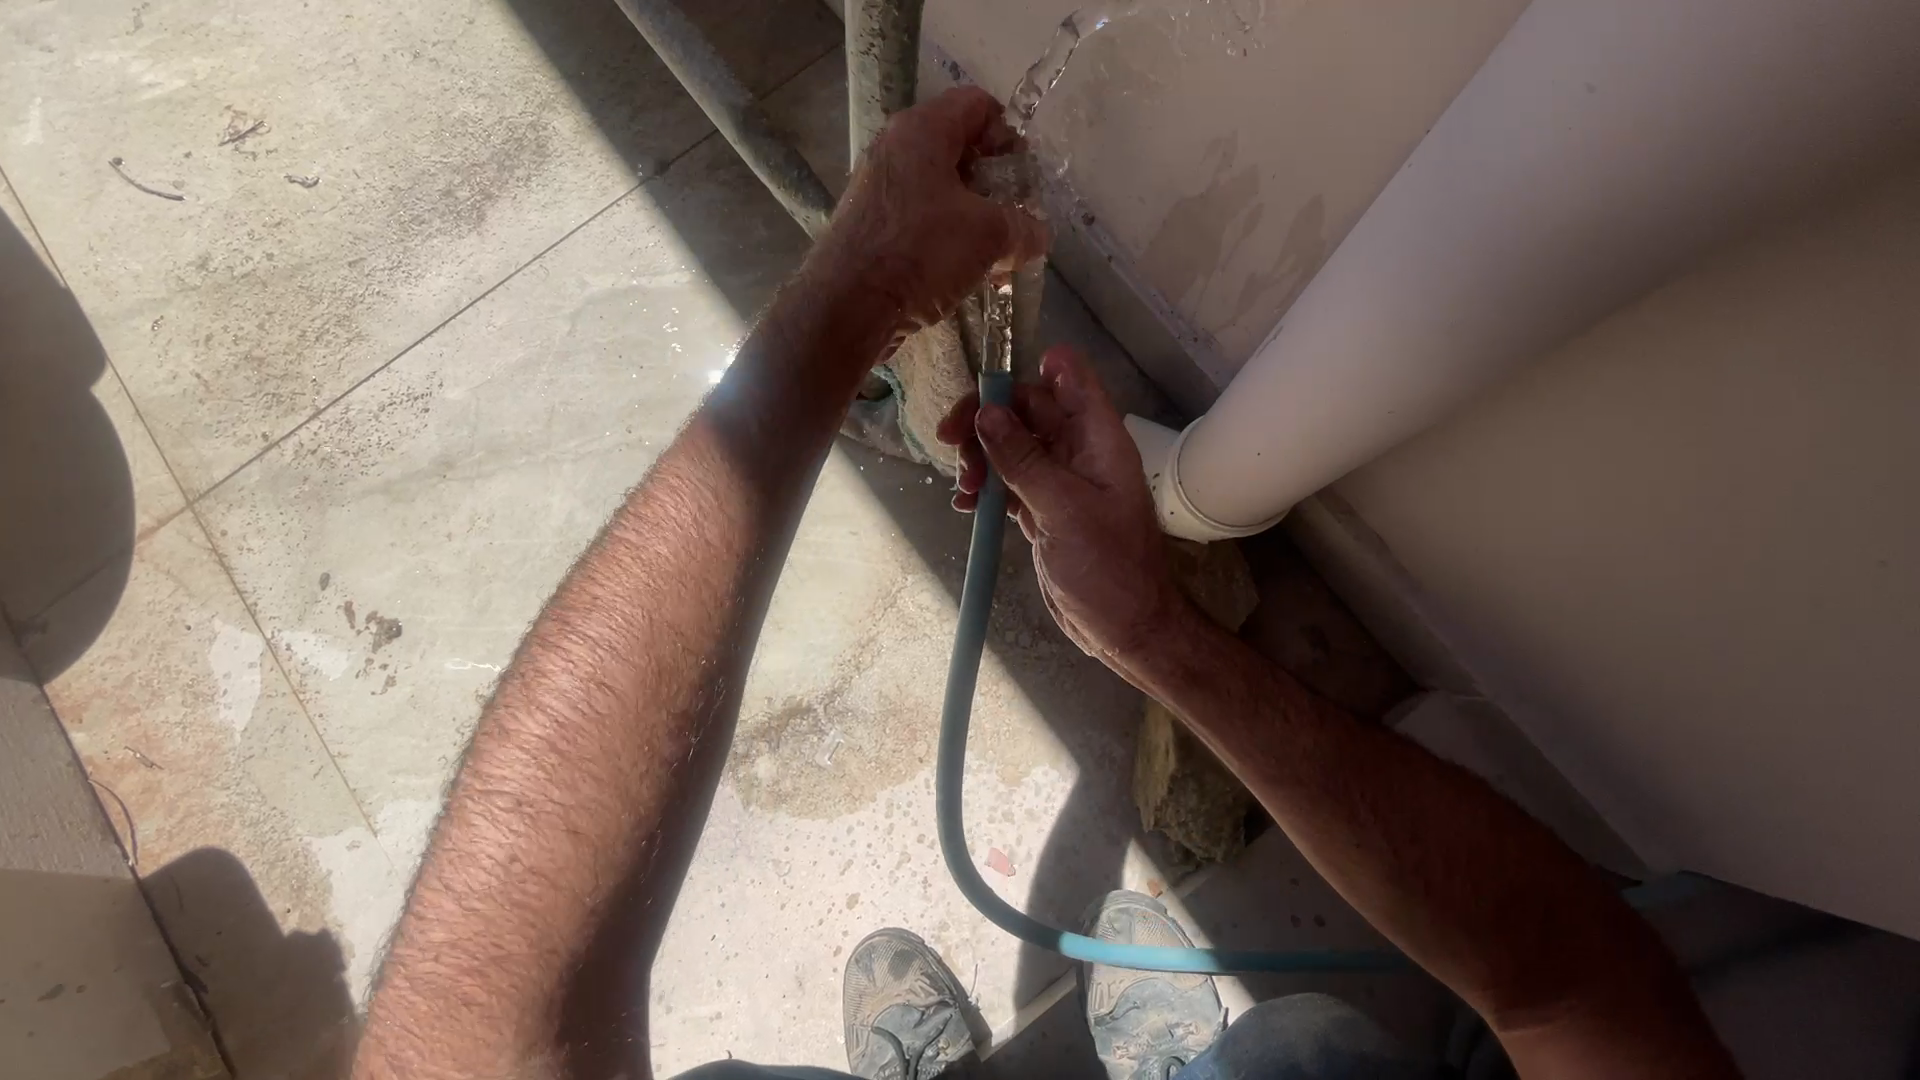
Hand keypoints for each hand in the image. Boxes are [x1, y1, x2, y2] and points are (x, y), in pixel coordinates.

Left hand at [809, 86, 1049, 333]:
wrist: (848, 305)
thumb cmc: (921, 253)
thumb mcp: (988, 236)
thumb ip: (1023, 229)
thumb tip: (1037, 236)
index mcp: (922, 130)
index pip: (977, 106)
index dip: (1008, 136)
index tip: (1023, 179)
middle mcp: (893, 151)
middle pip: (957, 153)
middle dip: (993, 189)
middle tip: (1014, 224)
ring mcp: (876, 192)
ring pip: (938, 195)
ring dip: (972, 224)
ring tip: (995, 261)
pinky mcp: (868, 230)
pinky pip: (917, 225)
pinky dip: (944, 244)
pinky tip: (962, 277)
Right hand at [937, 346, 1193, 673]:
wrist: (1124, 626)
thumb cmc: (1108, 568)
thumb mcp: (1065, 509)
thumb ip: (1024, 460)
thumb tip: (986, 414)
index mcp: (1097, 437)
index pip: (1068, 377)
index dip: (1029, 371)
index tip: (987, 394)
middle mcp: (1077, 451)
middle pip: (1026, 409)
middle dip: (987, 420)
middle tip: (951, 445)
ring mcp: (1058, 481)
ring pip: (1010, 446)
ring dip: (980, 457)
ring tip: (963, 488)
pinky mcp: (1041, 509)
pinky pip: (1006, 483)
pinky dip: (983, 489)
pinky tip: (965, 506)